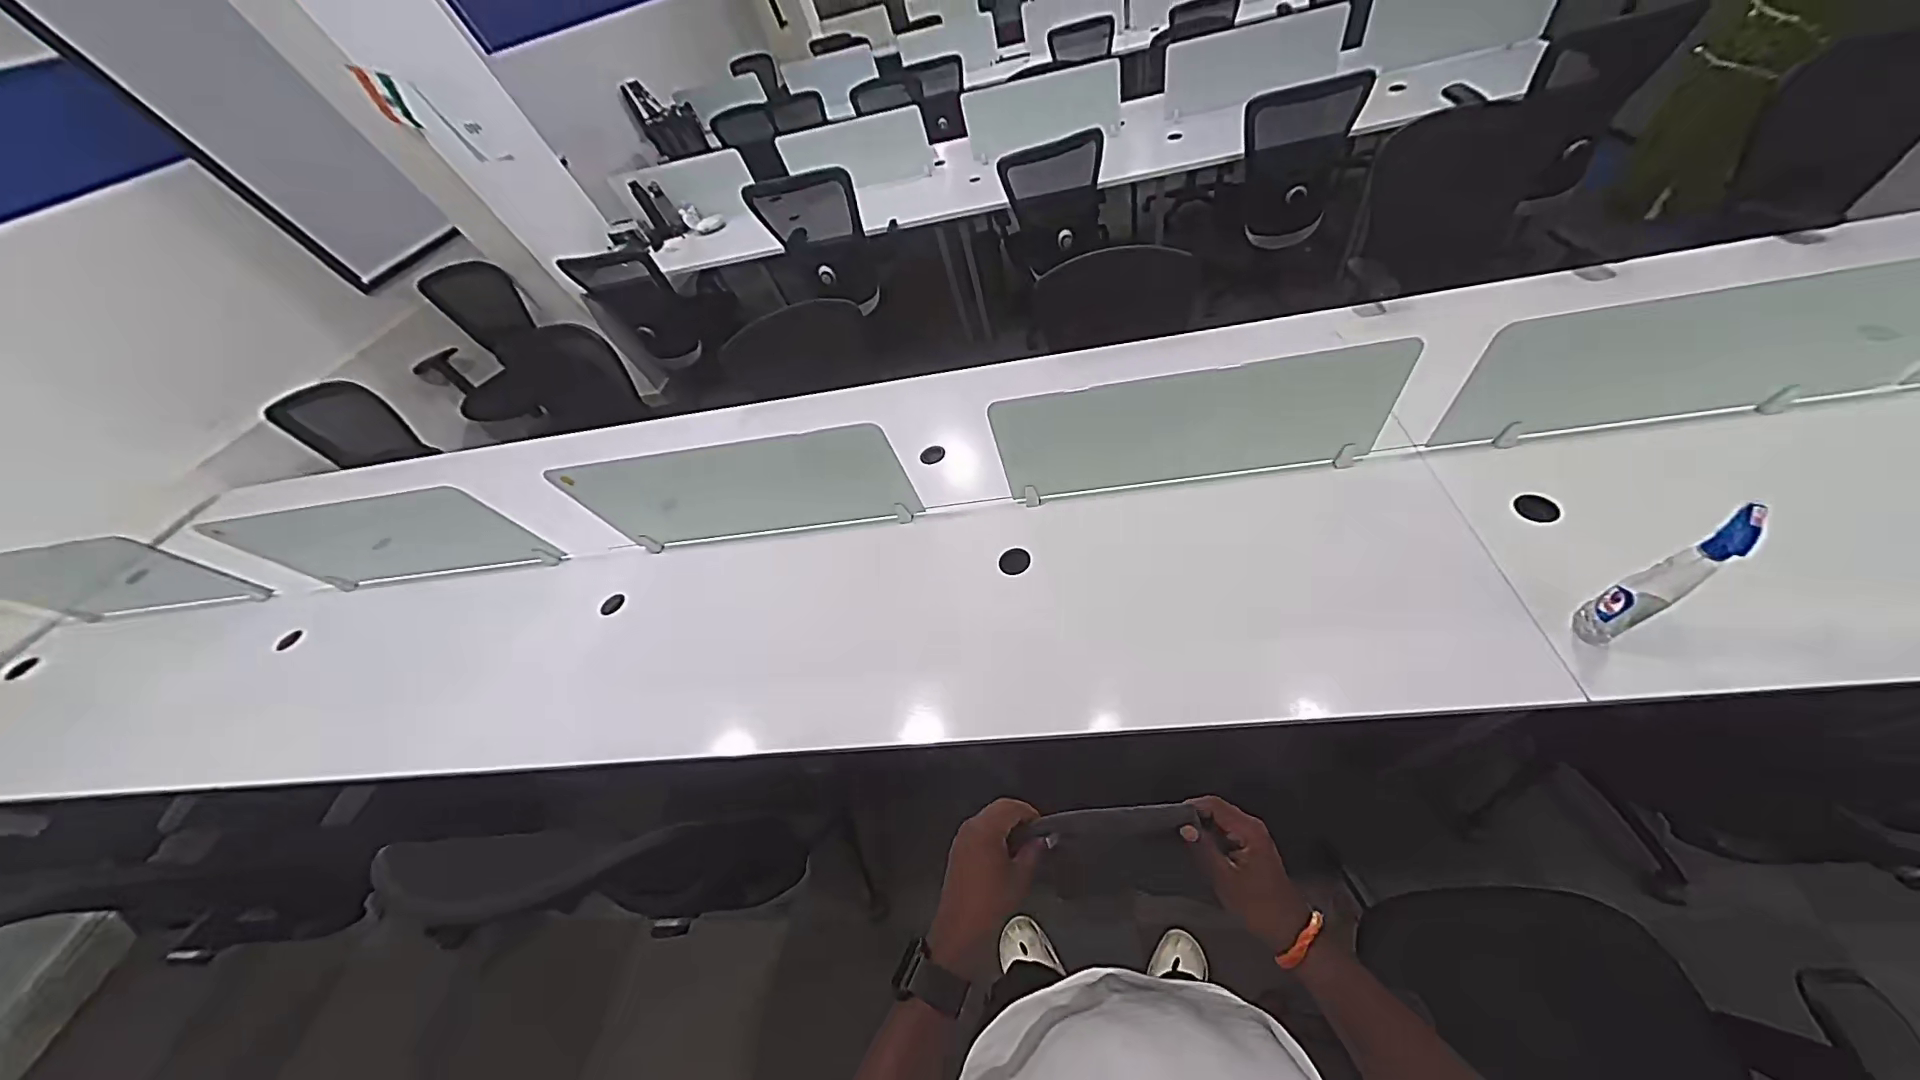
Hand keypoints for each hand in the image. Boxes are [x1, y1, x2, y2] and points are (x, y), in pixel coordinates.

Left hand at [926, 798, 1043, 973]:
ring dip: (1005, 827)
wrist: (960, 930)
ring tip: (1023, 847)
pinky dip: (993, 836)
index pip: (1010, 806)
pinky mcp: (958, 851)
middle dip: (1018, 818)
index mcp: (985, 829)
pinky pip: (979, 832)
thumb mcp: (1020, 877)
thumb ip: (1033, 852)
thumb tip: (1040, 840)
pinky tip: (1005, 856)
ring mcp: (961, 839)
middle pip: (997, 809)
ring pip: (987, 820)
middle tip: (1035, 835)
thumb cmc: (990, 903)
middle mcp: (970, 828)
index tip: (1041, 826)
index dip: (1029, 813)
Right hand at [1183, 795, 1313, 953]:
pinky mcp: (1252, 847)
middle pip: (1217, 809)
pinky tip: (1204, 853)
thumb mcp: (1225, 878)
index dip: (1191, 807)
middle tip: (1178, 832)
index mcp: (1249, 830)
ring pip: (1220, 821)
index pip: (1214, 804)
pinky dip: (1213, 838)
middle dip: (1196, 818)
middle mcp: (1253, 828)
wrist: (1289, 929)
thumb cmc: (1262, 907)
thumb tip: (1186, 828)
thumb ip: (1203, 848)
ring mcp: (1254, 837)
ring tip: (1189, 844)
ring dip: (1204, 829)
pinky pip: (1227, 833)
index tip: (1174, 819)